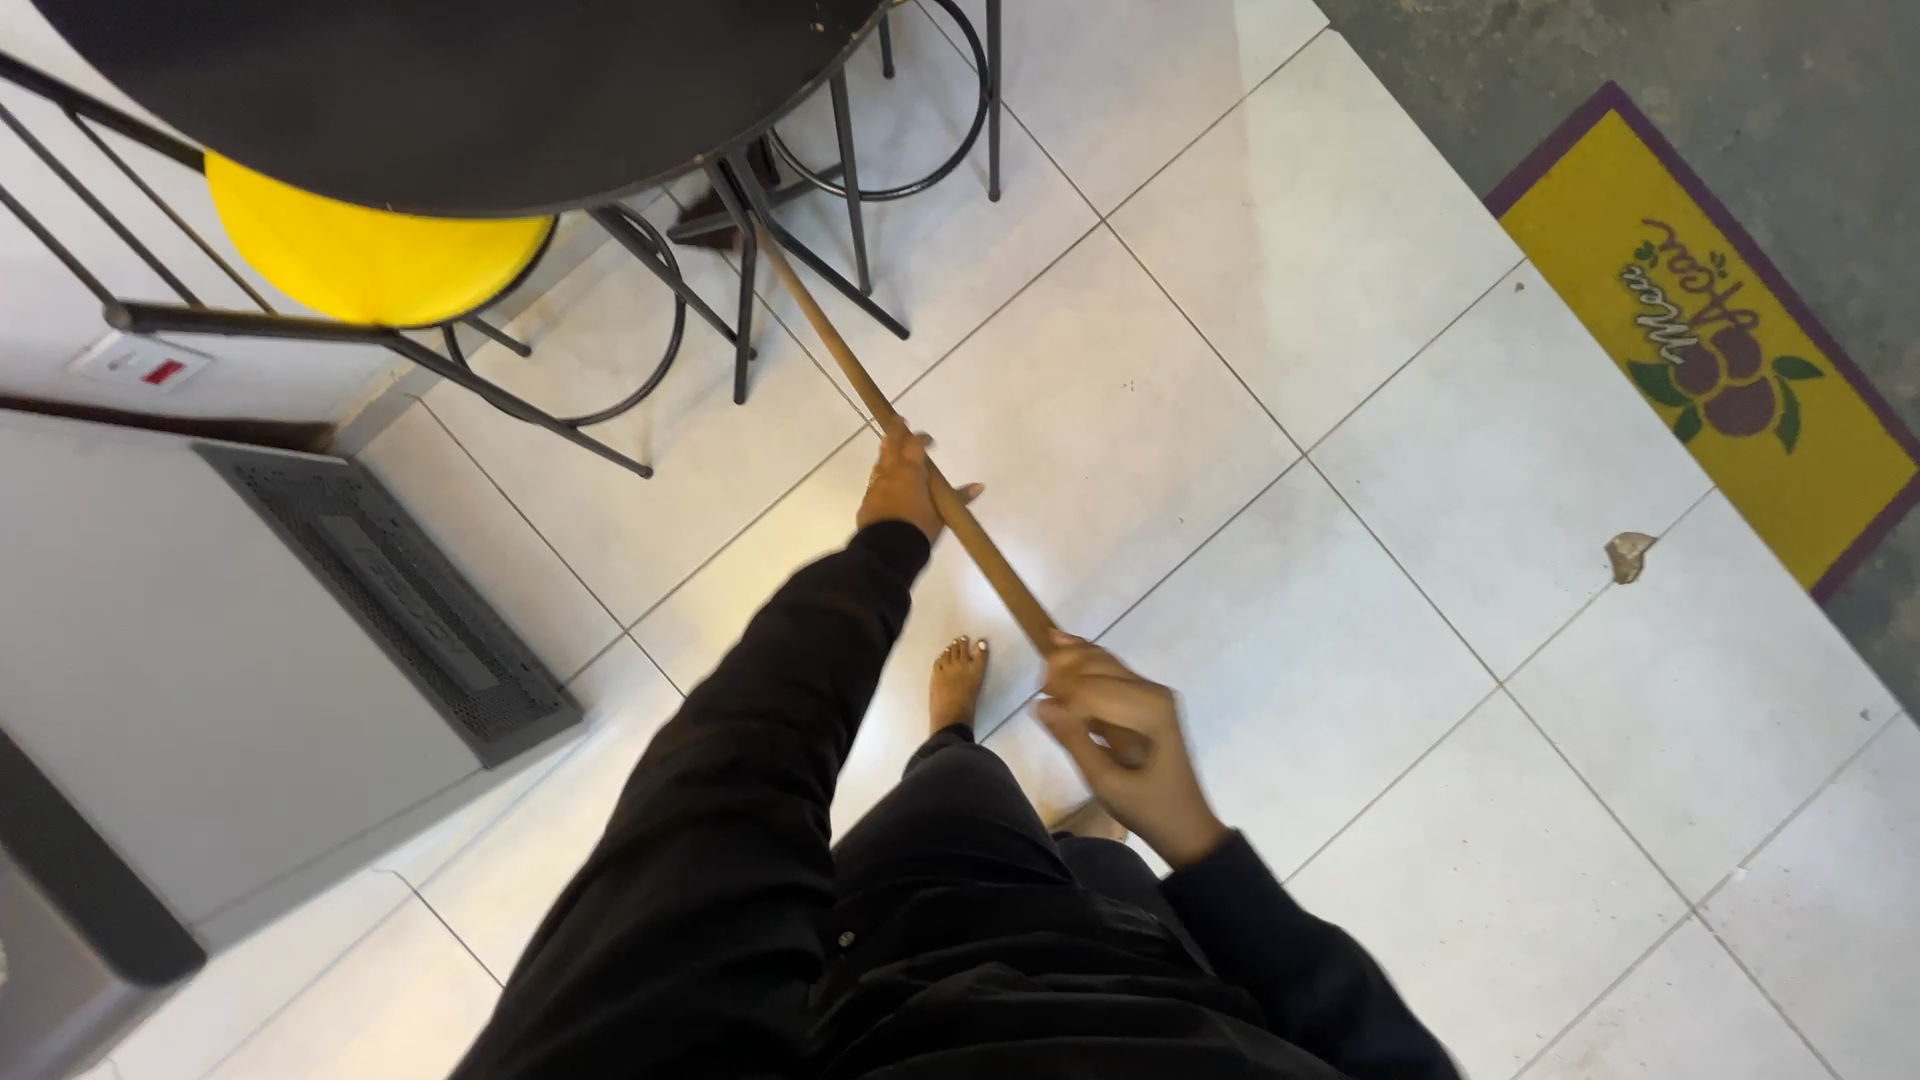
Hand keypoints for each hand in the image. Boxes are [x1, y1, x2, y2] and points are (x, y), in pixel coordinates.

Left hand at [856, 425, 982, 542]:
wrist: (887, 551)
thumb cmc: (918, 529)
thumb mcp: (942, 515)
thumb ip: (959, 498)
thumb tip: (980, 486)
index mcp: (910, 472)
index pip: (915, 445)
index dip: (922, 438)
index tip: (929, 439)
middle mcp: (890, 474)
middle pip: (891, 444)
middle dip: (897, 431)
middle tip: (899, 421)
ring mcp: (875, 487)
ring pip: (880, 462)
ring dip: (886, 453)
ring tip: (891, 448)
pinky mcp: (867, 502)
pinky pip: (874, 483)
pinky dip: (881, 477)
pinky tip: (885, 483)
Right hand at [1036, 632, 1227, 868]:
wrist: (1186, 825)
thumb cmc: (1147, 809)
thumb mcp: (1105, 784)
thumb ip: (1074, 741)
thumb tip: (1041, 705)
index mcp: (1149, 711)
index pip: (1092, 689)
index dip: (1061, 694)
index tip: (1040, 706)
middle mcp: (1154, 692)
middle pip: (1098, 665)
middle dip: (1065, 668)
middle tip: (1038, 684)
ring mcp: (1153, 693)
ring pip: (1103, 662)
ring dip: (1073, 659)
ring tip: (1044, 664)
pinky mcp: (1147, 699)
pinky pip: (1111, 671)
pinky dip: (1085, 662)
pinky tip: (1062, 645)